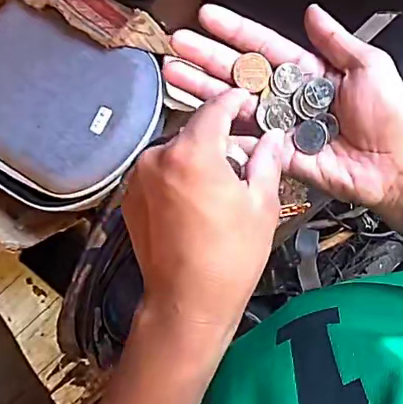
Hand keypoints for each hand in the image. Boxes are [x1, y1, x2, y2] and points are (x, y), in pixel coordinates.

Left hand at [124, 87, 286, 329]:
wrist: (187, 302)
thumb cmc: (226, 260)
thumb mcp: (262, 205)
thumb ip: (266, 161)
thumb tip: (271, 139)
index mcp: (192, 154)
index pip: (215, 108)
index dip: (236, 101)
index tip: (247, 102)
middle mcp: (157, 159)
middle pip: (194, 130)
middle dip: (221, 136)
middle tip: (247, 152)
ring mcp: (139, 180)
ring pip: (176, 152)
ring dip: (200, 158)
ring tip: (225, 185)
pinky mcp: (131, 199)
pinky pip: (161, 173)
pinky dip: (180, 176)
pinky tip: (201, 201)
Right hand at [164, 4, 402, 214]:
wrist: (396, 165)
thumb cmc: (390, 117)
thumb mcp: (368, 65)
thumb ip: (336, 40)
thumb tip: (313, 12)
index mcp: (311, 74)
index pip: (265, 47)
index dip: (235, 31)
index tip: (209, 17)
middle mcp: (292, 99)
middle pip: (242, 74)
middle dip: (208, 58)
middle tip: (178, 44)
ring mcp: (283, 127)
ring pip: (236, 106)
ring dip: (205, 90)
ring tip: (175, 74)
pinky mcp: (280, 155)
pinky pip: (248, 142)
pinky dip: (224, 134)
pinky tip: (199, 120)